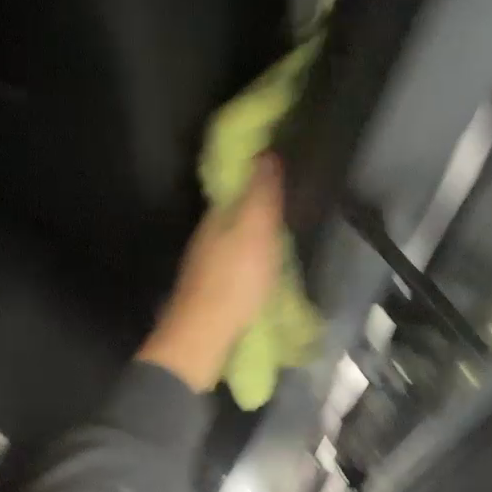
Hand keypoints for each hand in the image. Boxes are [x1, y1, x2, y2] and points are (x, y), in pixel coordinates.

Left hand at [136, 156, 285, 391]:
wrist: (203, 338)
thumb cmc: (235, 280)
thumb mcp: (255, 231)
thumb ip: (261, 195)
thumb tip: (266, 154)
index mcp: (216, 218)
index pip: (236, 186)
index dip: (258, 177)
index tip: (281, 171)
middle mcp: (206, 239)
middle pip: (234, 216)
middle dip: (257, 210)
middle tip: (288, 209)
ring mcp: (205, 269)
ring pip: (234, 244)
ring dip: (254, 240)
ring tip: (280, 242)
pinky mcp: (211, 295)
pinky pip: (235, 268)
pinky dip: (250, 265)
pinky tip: (264, 273)